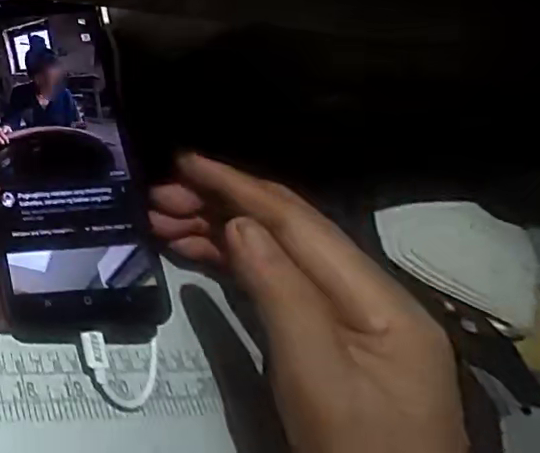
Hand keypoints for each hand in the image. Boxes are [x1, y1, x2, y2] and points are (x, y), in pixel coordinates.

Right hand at [150, 153, 464, 452]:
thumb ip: (280, 292)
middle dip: (219, 204)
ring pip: (275, 250)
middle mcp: (367, 294)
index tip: (185, 161)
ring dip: (218, 230)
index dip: (237, 186)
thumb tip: (237, 223)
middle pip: (285, 229)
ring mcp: (348, 315)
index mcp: (380, 299)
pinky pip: (274, 280)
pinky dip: (231, 261)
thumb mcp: (317, 378)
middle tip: (159, 198)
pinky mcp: (327, 335)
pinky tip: (193, 251)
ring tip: (162, 221)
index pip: (297, 222)